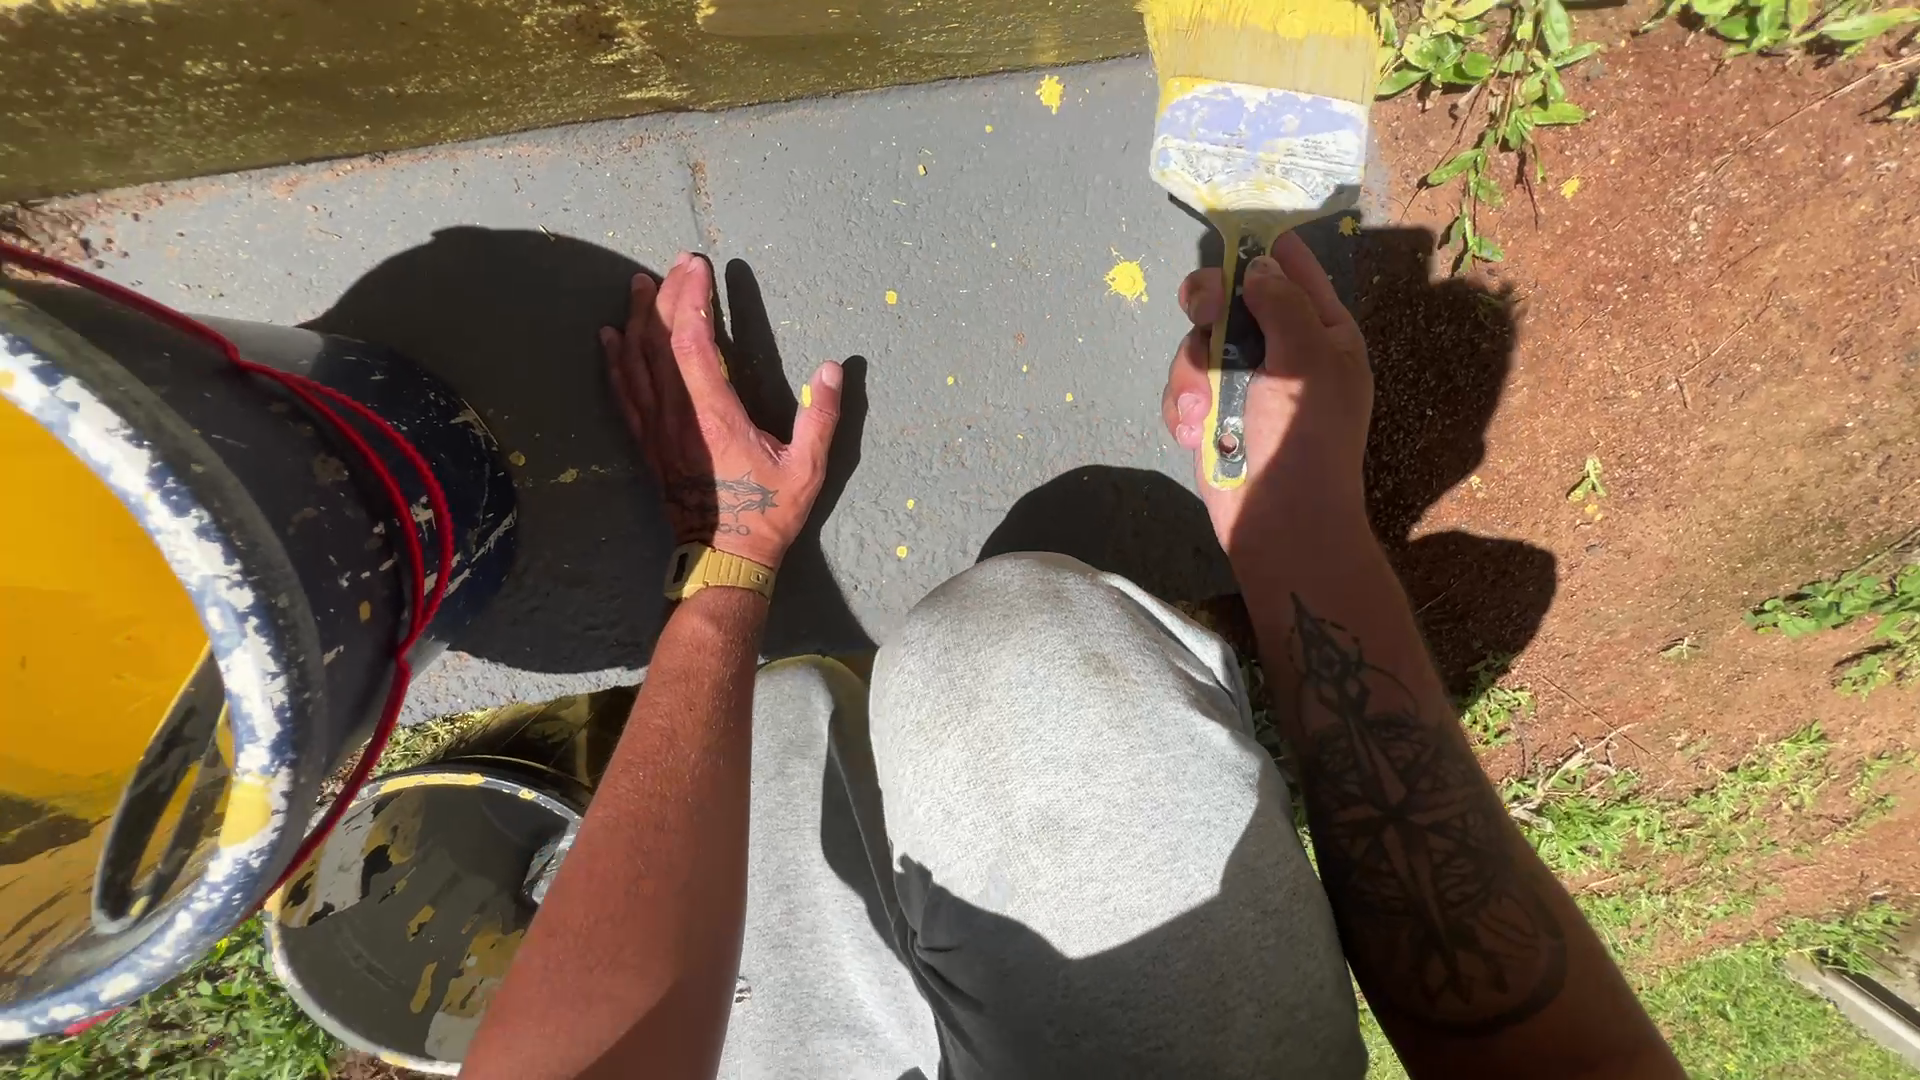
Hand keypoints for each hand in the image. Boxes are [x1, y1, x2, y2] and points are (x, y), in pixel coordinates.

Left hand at [602, 253, 842, 569]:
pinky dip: (615, 362)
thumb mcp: (808, 470)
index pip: (695, 343)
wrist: (725, 557)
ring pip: (637, 363)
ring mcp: (657, 431)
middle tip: (679, 264)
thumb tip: (831, 369)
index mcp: (716, 417)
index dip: (695, 300)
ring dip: (638, 319)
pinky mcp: (647, 444)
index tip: (699, 267)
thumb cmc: (769, 514)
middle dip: (670, 297)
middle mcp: (678, 417)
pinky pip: (623, 394)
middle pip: (661, 343)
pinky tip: (610, 337)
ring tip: (642, 284)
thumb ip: (820, 418)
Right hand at [1160, 232, 1372, 559]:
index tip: (1231, 242)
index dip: (1262, 252)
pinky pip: (1180, 389)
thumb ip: (1283, 305)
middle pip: (1229, 300)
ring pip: (1195, 345)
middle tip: (1201, 311)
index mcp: (1318, 330)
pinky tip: (1190, 432)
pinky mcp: (1208, 413)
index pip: (1291, 272)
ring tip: (1199, 412)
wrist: (1277, 516)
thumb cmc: (1305, 437)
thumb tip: (1256, 266)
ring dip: (1190, 376)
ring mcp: (1239, 382)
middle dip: (1209, 307)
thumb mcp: (1307, 361)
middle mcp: (1277, 349)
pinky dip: (1180, 409)